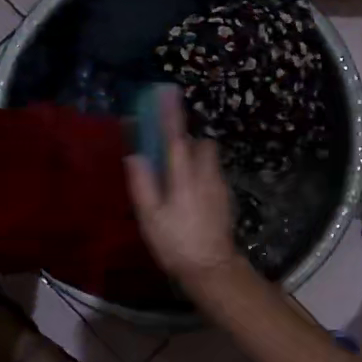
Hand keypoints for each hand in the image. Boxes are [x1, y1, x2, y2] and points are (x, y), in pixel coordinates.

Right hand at [125, 88, 244, 285]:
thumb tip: (135, 155)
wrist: (211, 269)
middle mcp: (206, 175)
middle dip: (188, 139)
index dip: (171, 115)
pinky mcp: (226, 198)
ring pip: (209, 158)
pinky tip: (191, 193)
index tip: (167, 93)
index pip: (176, 138)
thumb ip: (143, 184)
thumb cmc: (175, 243)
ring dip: (196, 156)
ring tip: (178, 172)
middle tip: (170, 148)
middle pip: (201, 144)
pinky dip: (202, 172)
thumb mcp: (150, 217)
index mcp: (184, 178)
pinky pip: (213, 174)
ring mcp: (220, 186)